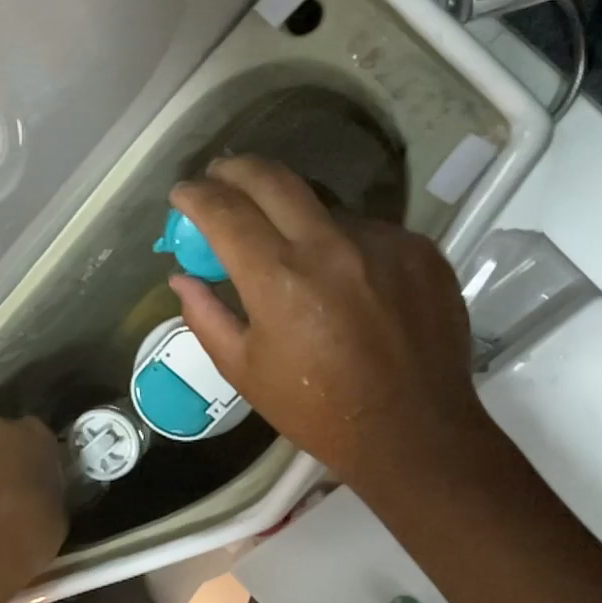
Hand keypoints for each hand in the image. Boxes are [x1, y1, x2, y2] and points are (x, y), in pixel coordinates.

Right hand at [167, 156, 493, 485]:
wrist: (414, 433)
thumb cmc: (315, 410)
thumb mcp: (243, 370)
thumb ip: (205, 316)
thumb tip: (182, 278)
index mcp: (279, 279)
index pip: (225, 212)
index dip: (195, 196)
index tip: (182, 195)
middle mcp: (331, 245)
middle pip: (273, 178)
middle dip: (235, 170)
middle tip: (219, 177)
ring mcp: (382, 242)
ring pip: (322, 206)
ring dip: (292, 216)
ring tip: (286, 250)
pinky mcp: (419, 250)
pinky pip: (365, 231)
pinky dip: (339, 244)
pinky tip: (340, 279)